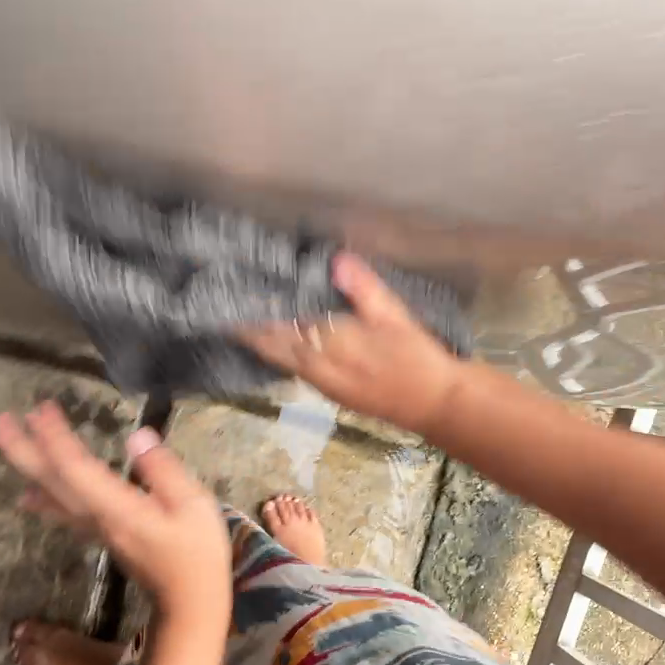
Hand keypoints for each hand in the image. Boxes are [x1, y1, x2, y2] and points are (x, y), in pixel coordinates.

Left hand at [0, 403, 230, 630]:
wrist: (190, 603)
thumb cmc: (198, 553)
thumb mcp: (194, 505)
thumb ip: (163, 470)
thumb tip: (137, 436)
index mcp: (118, 507)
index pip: (77, 468)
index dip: (56, 438)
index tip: (40, 409)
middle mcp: (97, 517)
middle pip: (53, 481)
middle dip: (25, 450)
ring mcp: (97, 529)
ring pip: (53, 496)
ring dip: (28, 468)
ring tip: (5, 444)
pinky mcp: (103, 536)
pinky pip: (63, 513)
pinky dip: (42, 500)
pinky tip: (28, 496)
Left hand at [242, 253, 470, 434]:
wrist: (435, 404)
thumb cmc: (418, 359)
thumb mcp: (395, 318)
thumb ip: (364, 289)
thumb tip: (337, 260)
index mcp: (331, 346)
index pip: (281, 327)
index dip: (256, 313)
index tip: (235, 295)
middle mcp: (319, 368)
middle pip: (273, 347)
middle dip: (250, 329)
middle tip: (229, 306)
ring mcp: (324, 384)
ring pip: (282, 360)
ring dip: (263, 342)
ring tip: (246, 320)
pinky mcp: (332, 392)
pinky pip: (295, 370)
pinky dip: (281, 354)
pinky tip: (281, 343)